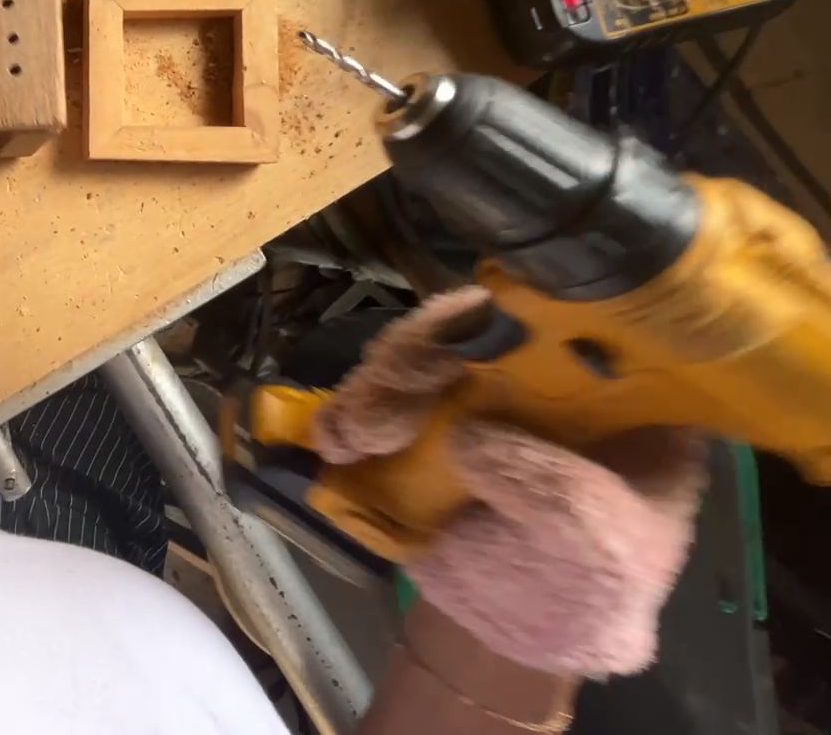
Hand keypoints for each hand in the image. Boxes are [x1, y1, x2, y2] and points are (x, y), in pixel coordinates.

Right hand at [312, 288, 706, 677]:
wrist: (506, 618)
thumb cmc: (578, 586)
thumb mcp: (599, 551)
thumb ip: (560, 496)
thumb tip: (474, 435)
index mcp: (611, 396)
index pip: (563, 323)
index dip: (505, 323)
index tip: (457, 355)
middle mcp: (534, 375)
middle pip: (465, 330)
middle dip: (411, 364)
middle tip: (379, 419)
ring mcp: (463, 389)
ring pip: (407, 354)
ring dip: (367, 389)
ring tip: (345, 441)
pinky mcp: (407, 410)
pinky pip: (368, 389)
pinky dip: (341, 409)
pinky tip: (330, 440)